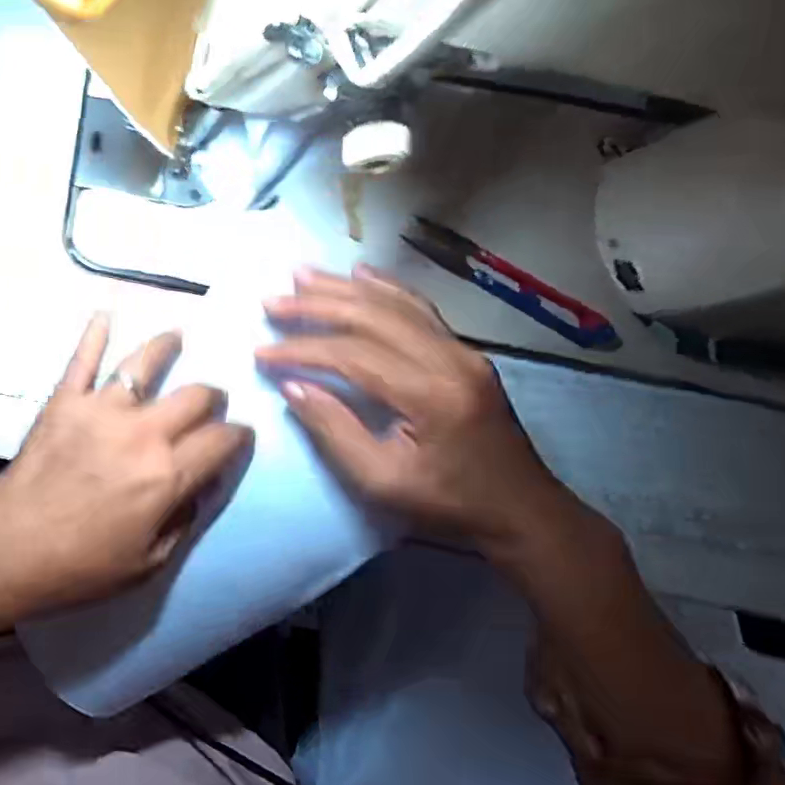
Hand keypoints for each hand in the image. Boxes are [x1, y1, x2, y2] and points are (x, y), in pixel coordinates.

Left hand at [0, 314, 252, 622]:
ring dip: (165, 347)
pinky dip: (93, 335)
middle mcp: (141, 432)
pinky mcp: (62, 401)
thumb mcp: (150, 559)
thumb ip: (182, 516)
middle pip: (193, 396)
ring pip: (142, 364)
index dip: (238, 436)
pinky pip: (81, 361)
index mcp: (168, 474)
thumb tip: (201, 484)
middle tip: (208, 400)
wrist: (13, 543)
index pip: (221, 440)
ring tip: (176, 337)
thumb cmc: (83, 564)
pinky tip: (104, 315)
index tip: (238, 435)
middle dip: (211, 396)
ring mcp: (99, 410)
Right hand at [255, 264, 576, 550]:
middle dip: (315, 306)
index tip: (261, 353)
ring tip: (300, 275)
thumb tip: (292, 385)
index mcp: (429, 395)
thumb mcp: (379, 479)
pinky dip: (383, 288)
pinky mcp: (464, 353)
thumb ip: (332, 428)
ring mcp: (462, 352)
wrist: (523, 511)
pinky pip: (418, 309)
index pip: (351, 355)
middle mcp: (450, 361)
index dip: (301, 350)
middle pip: (371, 317)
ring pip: (394, 305)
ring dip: (342, 288)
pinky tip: (359, 273)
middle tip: (271, 302)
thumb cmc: (445, 501)